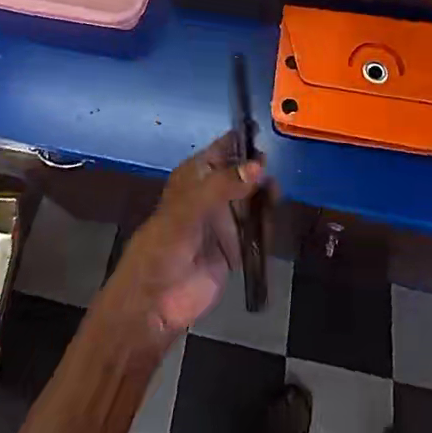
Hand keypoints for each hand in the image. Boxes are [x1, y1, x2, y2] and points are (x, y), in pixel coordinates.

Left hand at [96, 133, 266, 344]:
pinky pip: (256, 233)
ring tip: (275, 199)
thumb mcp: (190, 208)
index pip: (221, 150)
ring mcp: (223, 222)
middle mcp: (210, 195)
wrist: (156, 299)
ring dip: (265, 200)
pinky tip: (273, 226)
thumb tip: (258, 165)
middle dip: (258, 174)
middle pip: (242, 176)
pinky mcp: (234, 249)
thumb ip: (224, 185)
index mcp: (194, 177)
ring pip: (252, 202)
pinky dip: (266, 228)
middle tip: (273, 179)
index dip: (241, 142)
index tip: (265, 133)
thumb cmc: (165, 244)